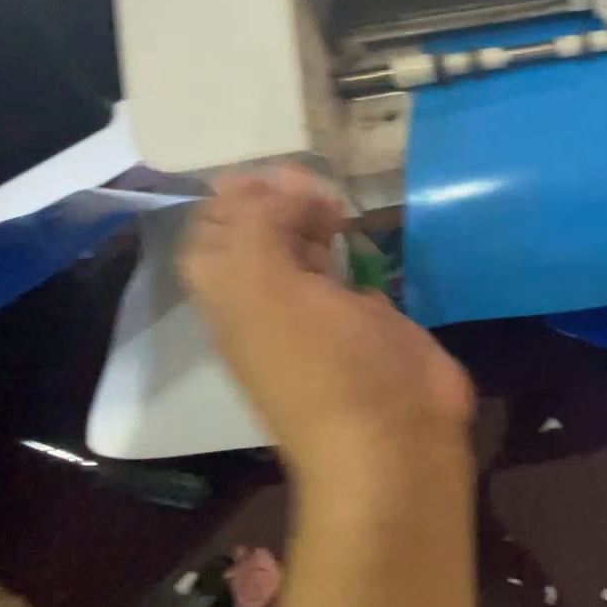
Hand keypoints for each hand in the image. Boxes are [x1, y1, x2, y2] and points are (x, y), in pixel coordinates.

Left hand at [177, 166, 474, 482]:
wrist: (393, 434)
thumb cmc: (326, 365)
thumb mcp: (270, 290)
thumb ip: (260, 228)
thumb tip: (273, 185)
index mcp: (235, 302)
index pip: (213, 240)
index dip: (232, 202)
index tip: (269, 172)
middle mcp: (271, 306)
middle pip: (259, 242)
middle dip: (276, 203)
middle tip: (312, 180)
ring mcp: (322, 315)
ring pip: (304, 255)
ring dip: (314, 222)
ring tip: (338, 201)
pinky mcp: (369, 321)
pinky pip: (349, 273)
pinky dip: (353, 248)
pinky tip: (365, 234)